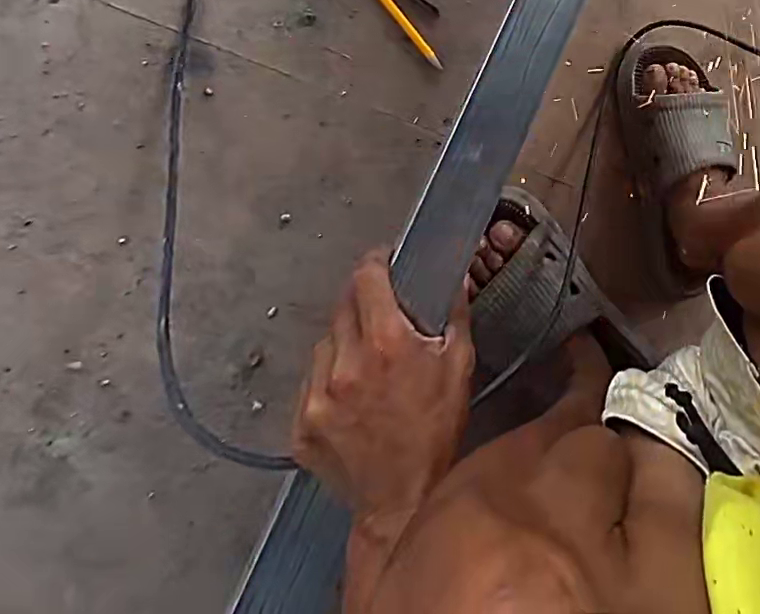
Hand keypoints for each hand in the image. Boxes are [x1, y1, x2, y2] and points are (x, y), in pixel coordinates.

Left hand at [291, 250, 474, 521]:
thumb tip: (453, 277)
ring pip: (325, 341)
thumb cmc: (437, 429)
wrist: (402, 499)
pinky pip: (311, 379)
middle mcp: (345, 365)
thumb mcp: (459, 365)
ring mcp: (316, 396)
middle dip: (363, 299)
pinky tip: (352, 391)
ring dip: (344, 339)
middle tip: (382, 310)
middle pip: (343, 306)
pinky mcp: (300, 423)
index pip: (366, 279)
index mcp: (386, 345)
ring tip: (367, 358)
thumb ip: (454, 313)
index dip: (375, 262)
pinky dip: (329, 375)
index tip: (382, 259)